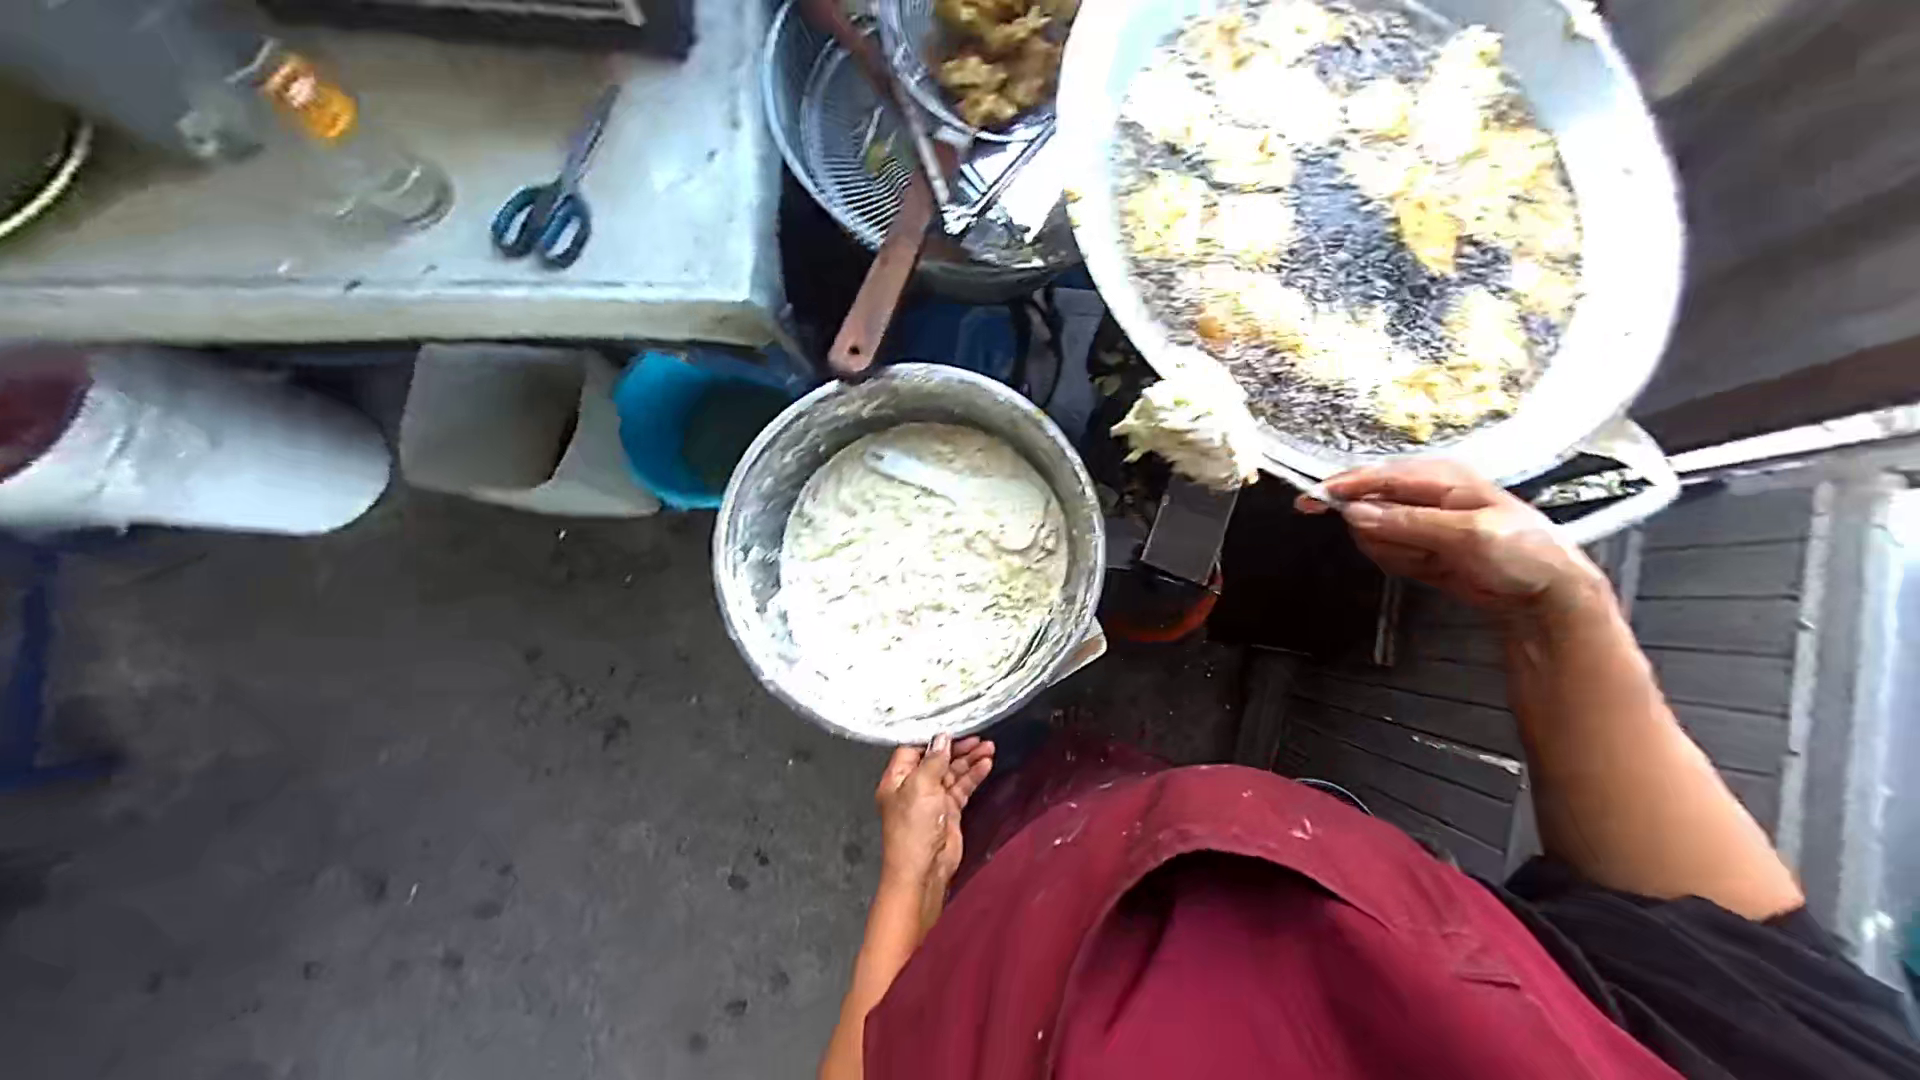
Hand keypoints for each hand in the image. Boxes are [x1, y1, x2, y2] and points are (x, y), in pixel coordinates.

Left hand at [874, 734, 994, 920]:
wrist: (924, 872)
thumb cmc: (913, 830)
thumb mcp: (921, 787)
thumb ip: (934, 760)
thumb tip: (942, 738)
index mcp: (897, 778)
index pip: (914, 748)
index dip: (933, 737)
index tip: (952, 726)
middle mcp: (913, 786)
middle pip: (936, 758)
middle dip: (956, 747)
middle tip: (977, 736)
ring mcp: (932, 798)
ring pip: (952, 771)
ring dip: (969, 759)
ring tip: (988, 747)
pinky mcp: (948, 810)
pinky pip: (961, 787)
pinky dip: (973, 775)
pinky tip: (986, 764)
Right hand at [1297, 460, 1607, 614]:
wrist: (1547, 596)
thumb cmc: (1523, 555)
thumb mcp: (1467, 536)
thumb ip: (1407, 522)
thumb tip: (1354, 513)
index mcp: (1441, 478)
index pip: (1377, 476)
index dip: (1341, 487)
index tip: (1309, 500)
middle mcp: (1424, 494)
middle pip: (1369, 506)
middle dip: (1381, 532)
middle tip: (1413, 549)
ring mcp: (1417, 520)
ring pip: (1372, 532)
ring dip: (1394, 551)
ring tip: (1432, 559)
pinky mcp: (1414, 544)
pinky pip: (1383, 551)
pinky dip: (1399, 562)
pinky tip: (1429, 566)